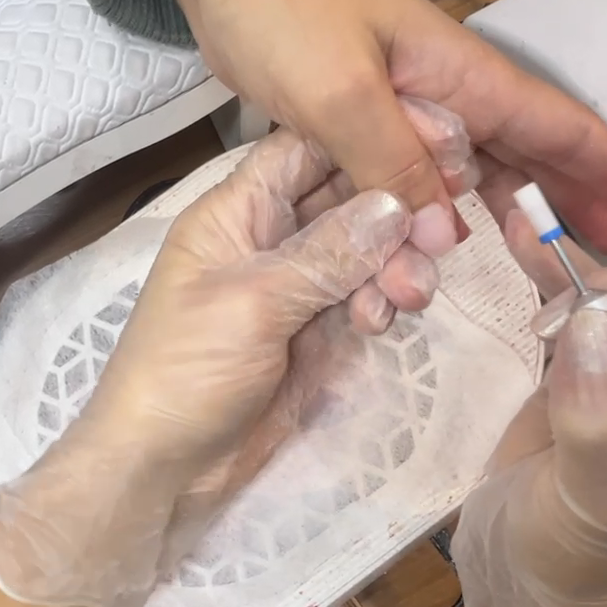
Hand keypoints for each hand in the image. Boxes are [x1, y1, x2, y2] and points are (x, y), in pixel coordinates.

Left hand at [0, 124, 424, 606]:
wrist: (163, 465)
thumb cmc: (186, 371)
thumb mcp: (252, 303)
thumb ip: (326, 252)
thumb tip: (396, 201)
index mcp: (235, 213)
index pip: (306, 150)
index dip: (366, 141)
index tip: (434, 150)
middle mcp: (266, 240)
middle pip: (345, 200)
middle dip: (395, 214)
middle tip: (443, 237)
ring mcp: (291, 289)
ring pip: (361, 253)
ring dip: (393, 266)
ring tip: (409, 296)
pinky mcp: (310, 334)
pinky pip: (359, 301)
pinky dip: (378, 306)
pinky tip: (381, 324)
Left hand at [158, 0, 606, 333]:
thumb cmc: (284, 14)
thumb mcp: (341, 92)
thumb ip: (395, 162)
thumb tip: (446, 240)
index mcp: (454, 75)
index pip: (549, 122)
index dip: (600, 166)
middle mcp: (438, 96)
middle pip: (521, 153)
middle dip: (566, 201)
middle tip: (606, 253)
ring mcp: (397, 113)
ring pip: (463, 175)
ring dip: (493, 221)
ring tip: (533, 263)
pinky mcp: (356, 130)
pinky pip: (408, 183)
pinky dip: (424, 218)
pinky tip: (432, 246)